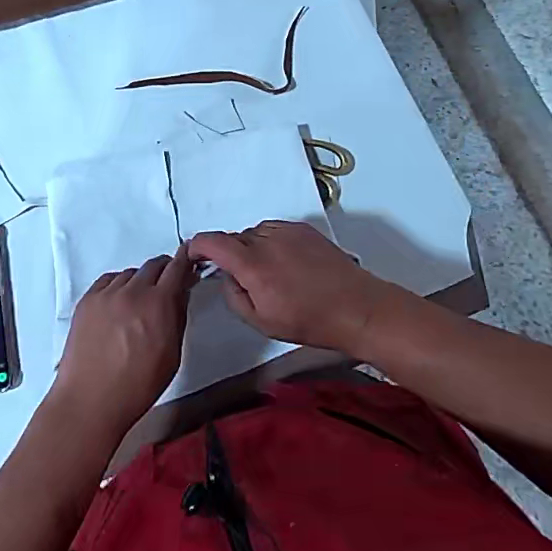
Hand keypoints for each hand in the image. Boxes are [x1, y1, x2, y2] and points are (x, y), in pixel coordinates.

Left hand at [52, 246, 197, 431]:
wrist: (91, 399)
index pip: (177, 268)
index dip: (185, 261)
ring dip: (140, 281)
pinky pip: (108, 281)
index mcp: (158, 304)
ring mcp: (107, 294)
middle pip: (153, 266)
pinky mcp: (88, 300)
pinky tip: (119, 302)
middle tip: (167, 284)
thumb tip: (181, 294)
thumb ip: (178, 317)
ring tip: (140, 302)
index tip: (189, 258)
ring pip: (130, 273)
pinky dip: (117, 285)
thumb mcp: (172, 355)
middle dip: (164, 271)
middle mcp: (132, 292)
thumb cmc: (136, 386)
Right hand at [188, 220, 408, 353]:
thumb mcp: (261, 321)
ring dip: (252, 248)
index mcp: (253, 265)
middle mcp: (267, 240)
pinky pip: (274, 230)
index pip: (212, 242)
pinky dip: (271, 242)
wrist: (357, 308)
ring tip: (270, 274)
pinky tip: (285, 264)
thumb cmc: (311, 320)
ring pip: (254, 233)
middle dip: (230, 255)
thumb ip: (233, 296)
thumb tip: (226, 278)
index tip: (194, 254)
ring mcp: (287, 231)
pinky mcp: (304, 229)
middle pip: (234, 238)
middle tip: (243, 279)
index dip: (197, 246)